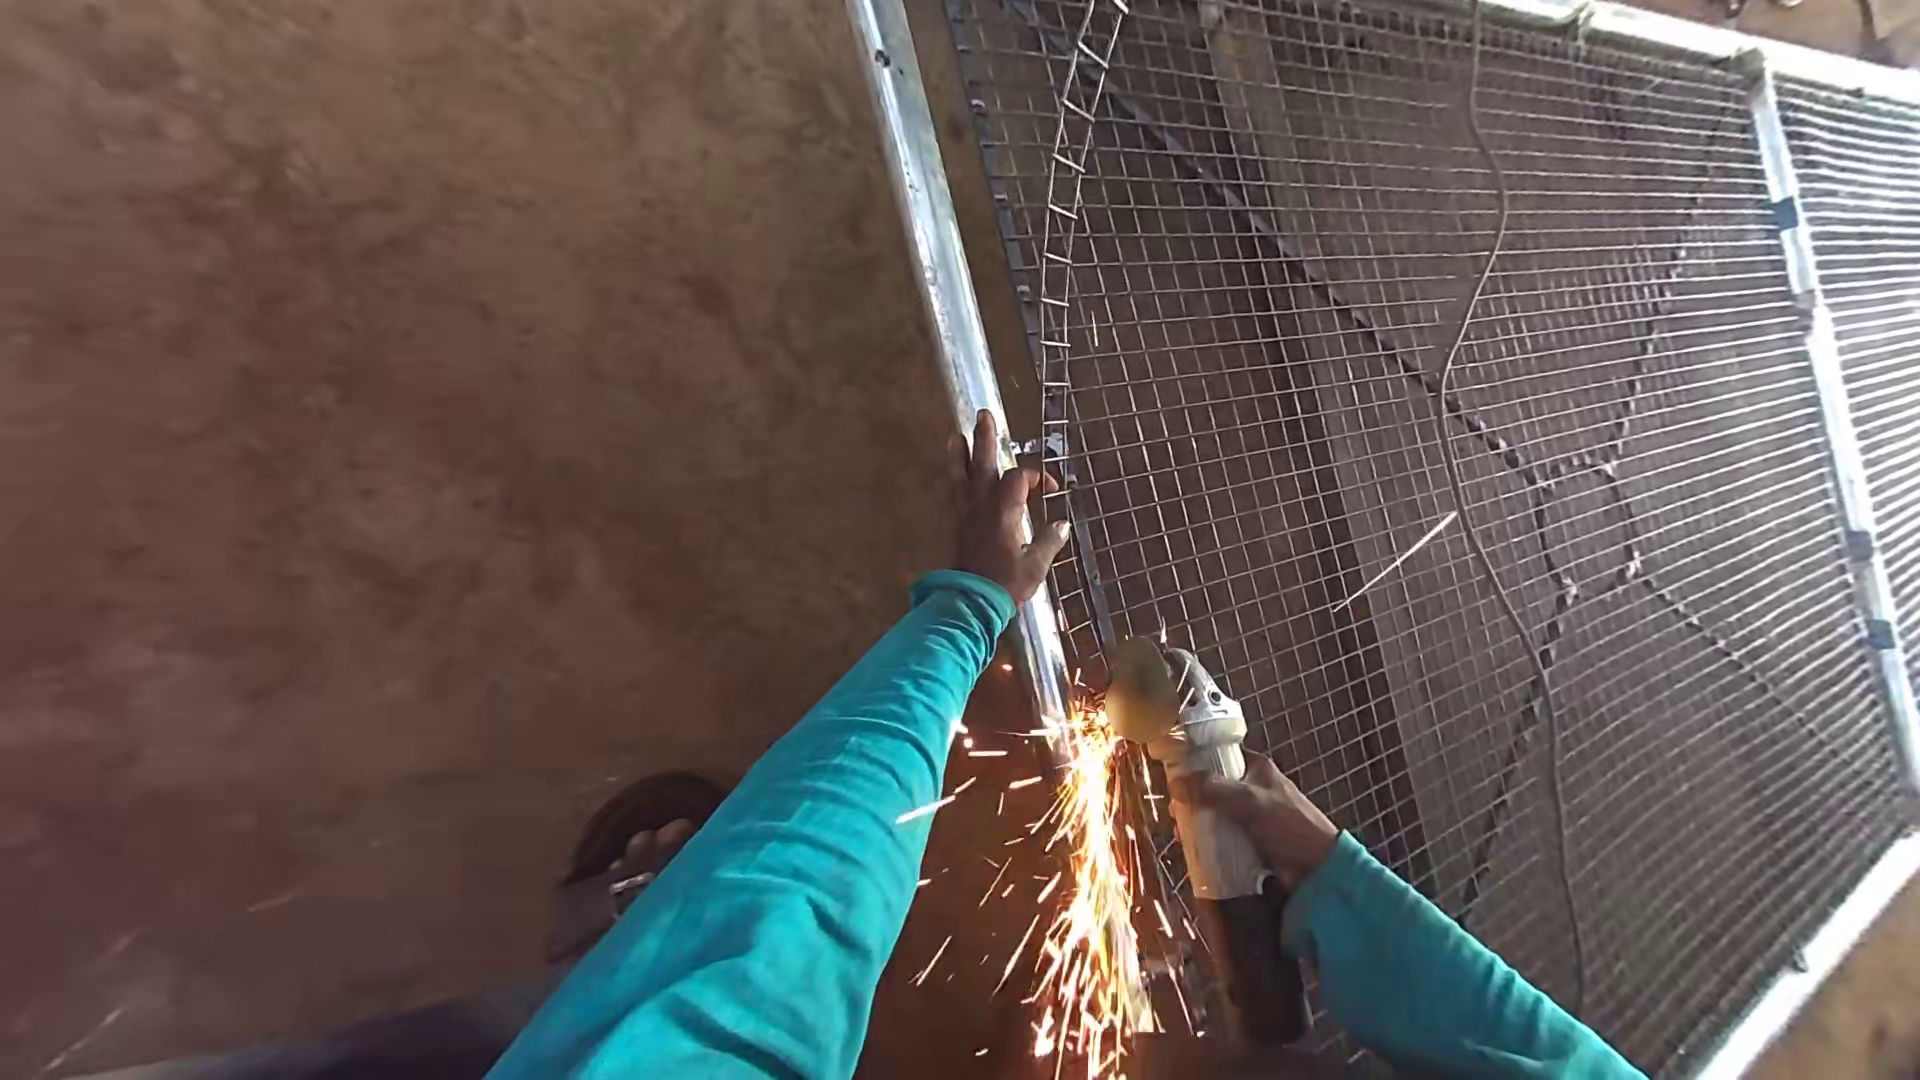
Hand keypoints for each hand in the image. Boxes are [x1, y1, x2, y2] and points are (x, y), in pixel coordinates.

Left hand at [948, 409, 1070, 603]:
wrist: (971, 602)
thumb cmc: (1006, 584)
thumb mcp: (1035, 566)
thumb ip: (1049, 541)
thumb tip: (1063, 523)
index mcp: (1005, 513)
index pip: (1020, 479)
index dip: (1036, 476)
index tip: (1049, 488)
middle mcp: (983, 507)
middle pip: (984, 465)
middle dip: (985, 439)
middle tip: (984, 414)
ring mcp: (967, 515)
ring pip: (961, 476)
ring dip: (959, 454)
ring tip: (955, 435)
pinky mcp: (958, 525)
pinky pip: (954, 492)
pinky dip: (953, 476)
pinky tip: (953, 469)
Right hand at [1176, 754, 1338, 889]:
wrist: (1320, 872)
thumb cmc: (1289, 825)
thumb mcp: (1248, 800)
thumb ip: (1211, 788)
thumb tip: (1174, 781)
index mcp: (1257, 768)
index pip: (1220, 753)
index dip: (1196, 758)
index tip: (1174, 769)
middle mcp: (1252, 787)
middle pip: (1213, 784)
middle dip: (1192, 794)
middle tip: (1175, 805)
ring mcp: (1252, 814)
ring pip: (1215, 809)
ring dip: (1198, 817)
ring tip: (1180, 827)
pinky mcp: (1250, 838)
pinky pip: (1222, 831)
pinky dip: (1208, 835)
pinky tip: (1193, 842)